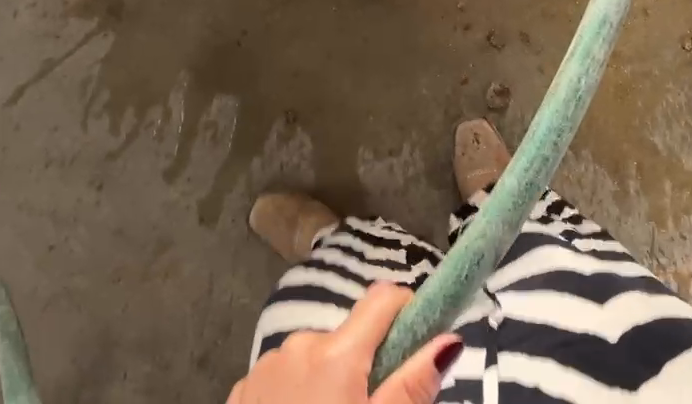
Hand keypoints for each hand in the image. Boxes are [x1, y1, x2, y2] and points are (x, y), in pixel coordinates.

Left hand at [228, 283, 463, 403]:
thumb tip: (450, 339)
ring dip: (330, 379)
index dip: (406, 311)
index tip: (418, 341)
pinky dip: (298, 393)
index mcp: (336, 353)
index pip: (382, 299)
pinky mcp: (241, 391)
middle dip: (365, 362)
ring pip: (315, 356)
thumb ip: (413, 385)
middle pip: (348, 335)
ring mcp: (264, 368)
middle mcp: (298, 345)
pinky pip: (283, 376)